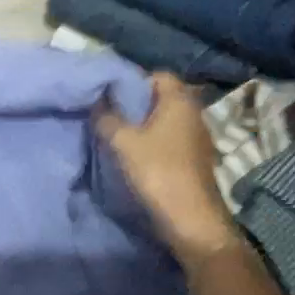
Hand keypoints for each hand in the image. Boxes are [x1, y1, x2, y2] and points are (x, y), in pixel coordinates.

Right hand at [96, 72, 241, 268]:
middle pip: (162, 97)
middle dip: (136, 102)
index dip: (134, 79)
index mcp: (180, 102)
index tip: (111, 93)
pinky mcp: (195, 158)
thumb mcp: (123, 142)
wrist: (191, 219)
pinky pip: (171, 138)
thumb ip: (107, 118)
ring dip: (144, 123)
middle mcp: (194, 114)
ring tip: (117, 133)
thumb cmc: (158, 171)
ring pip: (166, 119)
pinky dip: (154, 140)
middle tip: (109, 112)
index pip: (159, 75)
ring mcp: (198, 138)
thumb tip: (97, 101)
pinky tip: (135, 153)